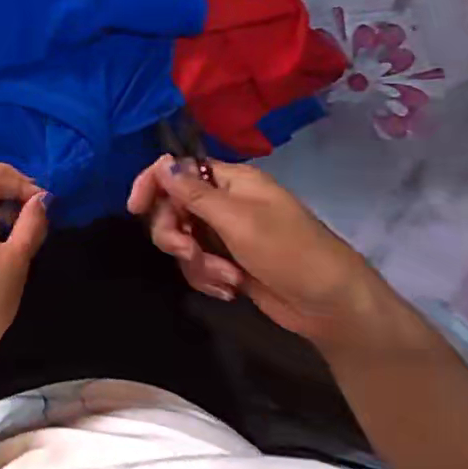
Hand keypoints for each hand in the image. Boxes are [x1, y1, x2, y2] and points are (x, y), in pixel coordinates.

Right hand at [127, 157, 408, 351]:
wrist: (332, 306)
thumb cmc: (291, 252)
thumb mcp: (238, 221)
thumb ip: (194, 193)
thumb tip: (161, 162)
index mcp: (230, 182)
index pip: (176, 171)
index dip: (152, 185)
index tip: (135, 208)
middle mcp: (223, 203)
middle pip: (171, 209)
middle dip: (174, 234)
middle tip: (187, 253)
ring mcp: (224, 234)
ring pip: (180, 240)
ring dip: (196, 263)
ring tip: (226, 279)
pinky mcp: (226, 262)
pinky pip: (194, 264)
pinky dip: (206, 277)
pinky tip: (230, 289)